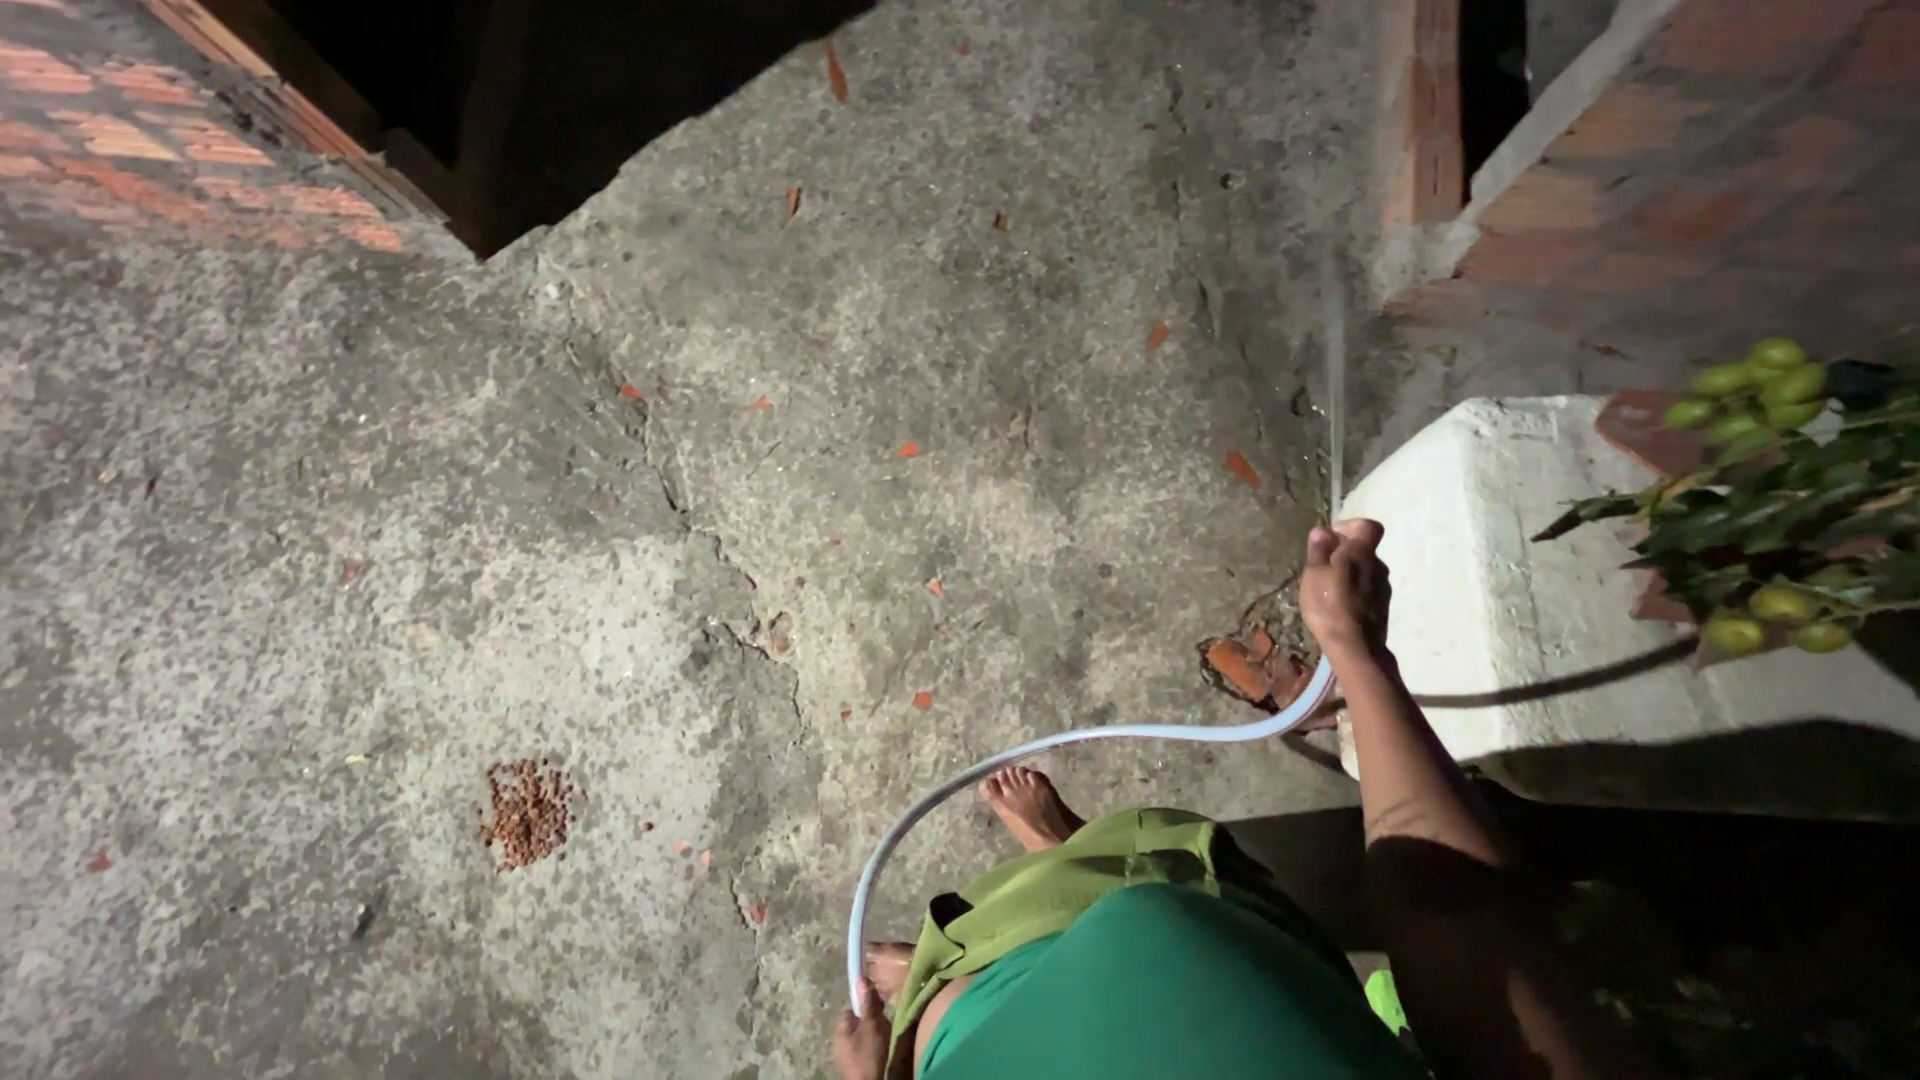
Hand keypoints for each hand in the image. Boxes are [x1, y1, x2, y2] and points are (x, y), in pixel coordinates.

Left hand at [831, 978, 890, 1079]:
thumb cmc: (869, 1054)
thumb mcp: (871, 1024)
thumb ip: (867, 1002)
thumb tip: (860, 978)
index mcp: (840, 1029)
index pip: (852, 1009)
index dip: (866, 1006)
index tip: (880, 1007)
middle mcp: (841, 1042)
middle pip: (859, 1022)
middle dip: (874, 1020)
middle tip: (886, 1023)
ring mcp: (848, 1056)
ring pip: (865, 1036)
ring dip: (877, 1034)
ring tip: (888, 1036)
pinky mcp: (857, 1067)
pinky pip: (868, 1050)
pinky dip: (877, 1047)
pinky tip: (885, 1049)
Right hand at [1301, 518, 1390, 656]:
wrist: (1355, 646)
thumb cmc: (1329, 606)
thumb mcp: (1314, 575)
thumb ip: (1319, 551)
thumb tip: (1323, 531)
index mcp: (1361, 553)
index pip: (1368, 526)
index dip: (1350, 526)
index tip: (1331, 538)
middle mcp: (1378, 565)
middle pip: (1363, 549)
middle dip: (1343, 552)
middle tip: (1320, 566)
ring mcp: (1383, 586)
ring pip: (1364, 569)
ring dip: (1348, 572)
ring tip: (1326, 588)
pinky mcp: (1382, 605)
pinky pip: (1367, 587)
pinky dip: (1353, 588)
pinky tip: (1338, 604)